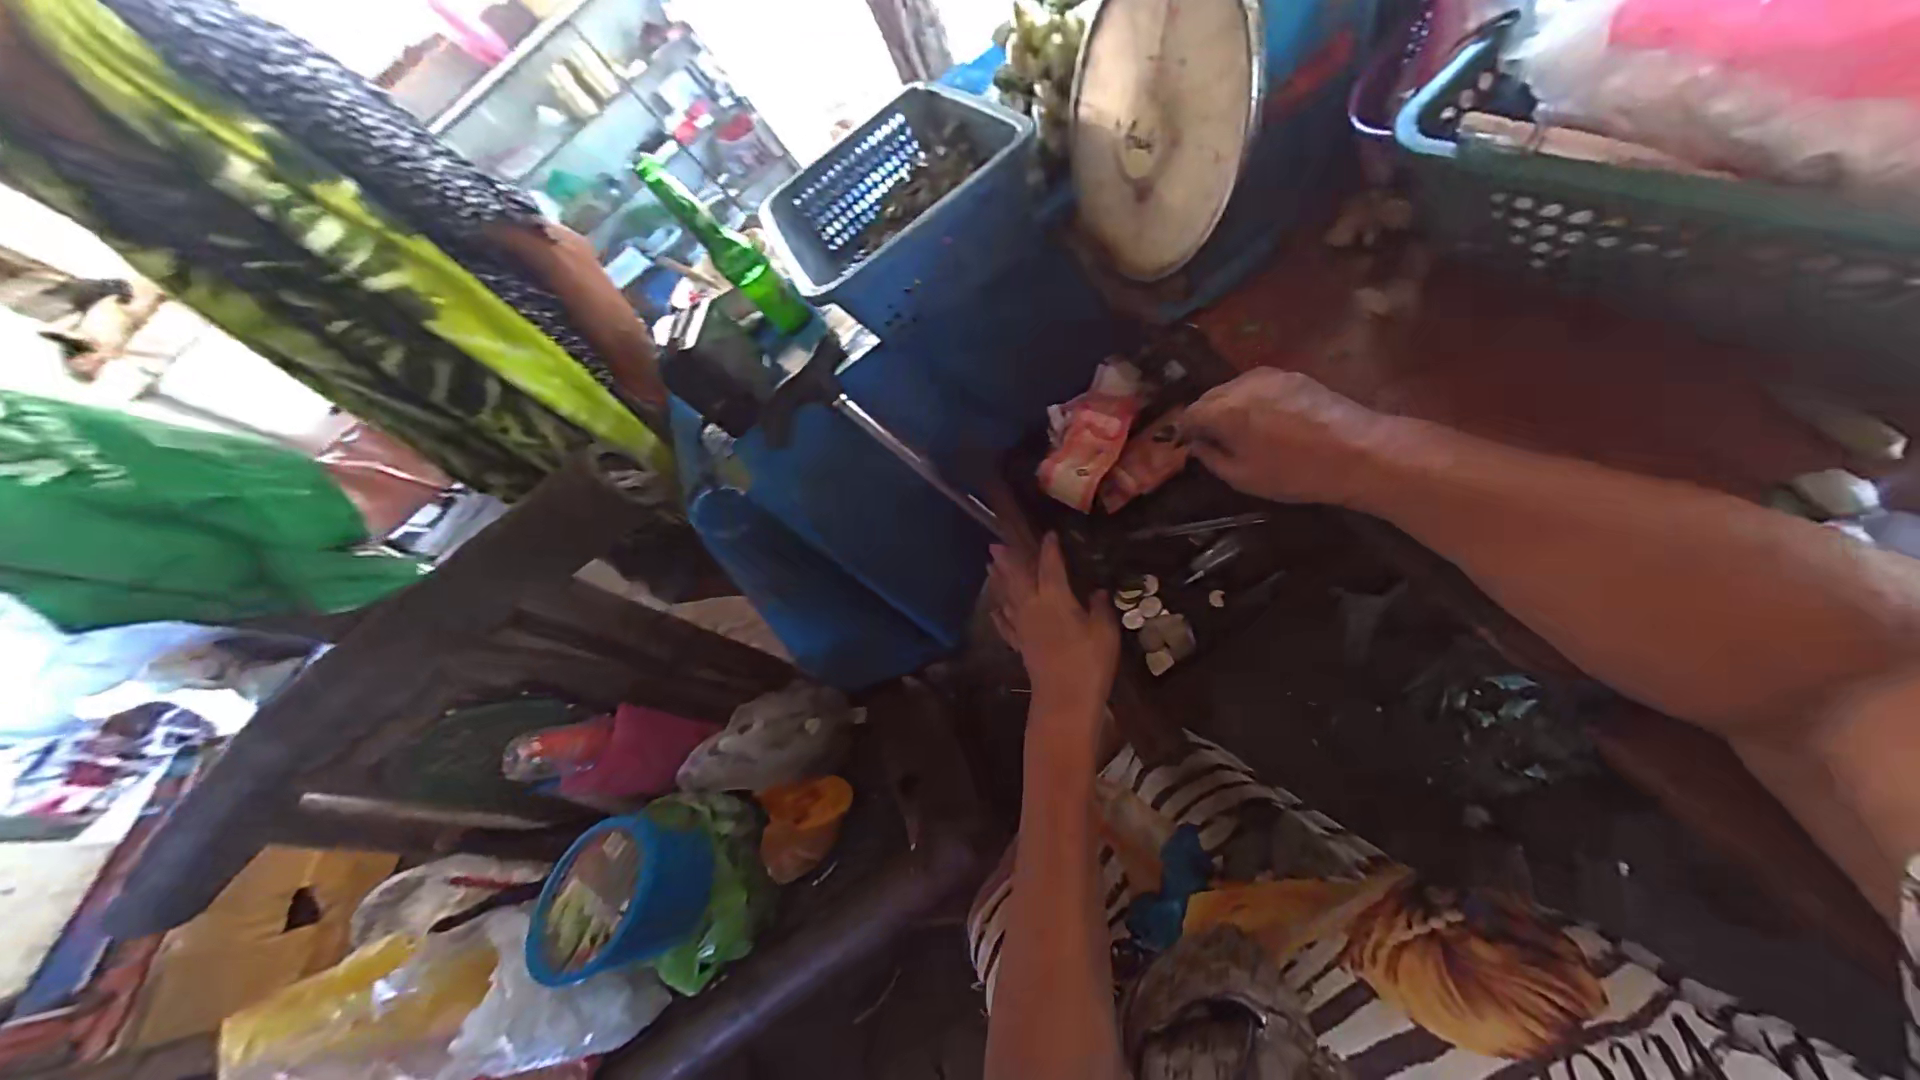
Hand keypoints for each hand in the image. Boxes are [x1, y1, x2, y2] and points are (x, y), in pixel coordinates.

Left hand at [989, 534, 1119, 715]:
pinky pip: (1006, 624)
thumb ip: (1100, 608)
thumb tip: (1098, 591)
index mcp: (1054, 597)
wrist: (1064, 699)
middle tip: (995, 544)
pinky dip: (1000, 615)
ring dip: (999, 580)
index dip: (1050, 549)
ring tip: (990, 566)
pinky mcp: (1020, 644)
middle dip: (1008, 559)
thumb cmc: (1089, 662)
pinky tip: (995, 610)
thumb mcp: (1105, 631)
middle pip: (1017, 577)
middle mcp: (1032, 606)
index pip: (1050, 565)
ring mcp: (1023, 626)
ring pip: (1008, 596)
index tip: (1049, 534)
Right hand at [1178, 370, 1386, 504]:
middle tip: (1211, 441)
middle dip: (1205, 417)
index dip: (1184, 431)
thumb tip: (1197, 446)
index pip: (1189, 414)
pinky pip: (1256, 386)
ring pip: (1232, 389)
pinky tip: (1262, 420)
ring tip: (1238, 431)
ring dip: (1228, 407)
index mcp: (1224, 410)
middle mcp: (1241, 385)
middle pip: (1209, 397)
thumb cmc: (1294, 472)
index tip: (1188, 446)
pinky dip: (1250, 400)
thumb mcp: (1243, 477)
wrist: (1359, 452)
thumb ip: (1211, 458)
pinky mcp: (1291, 376)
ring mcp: (1269, 376)